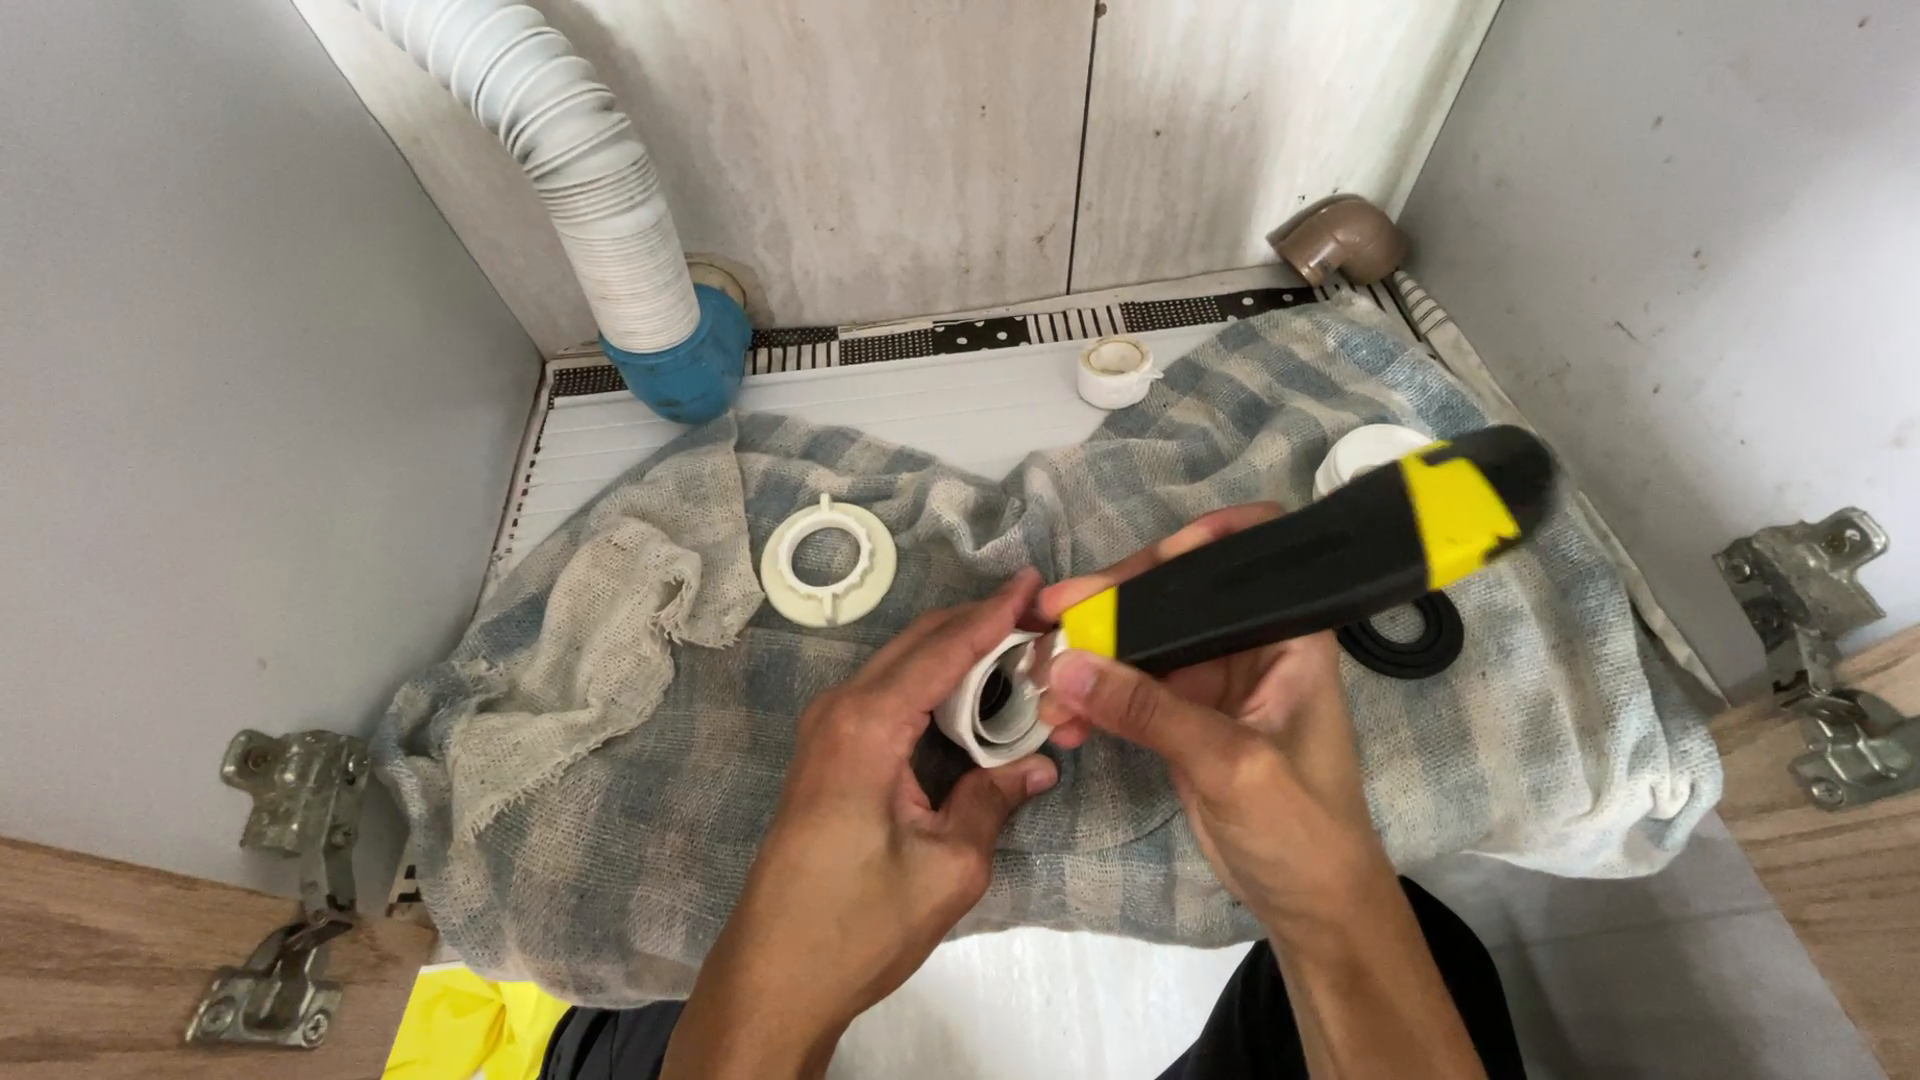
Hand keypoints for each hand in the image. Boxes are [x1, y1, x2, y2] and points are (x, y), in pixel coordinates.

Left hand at [663, 569, 1058, 1079]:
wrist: (774, 975)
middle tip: (1034, 616)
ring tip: (1012, 648)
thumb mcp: (947, 867)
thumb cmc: (859, 922)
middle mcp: (841, 708)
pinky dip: (931, 682)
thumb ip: (993, 801)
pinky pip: (887, 693)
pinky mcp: (826, 750)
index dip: (993, 614)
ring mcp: (826, 727)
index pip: (943, 649)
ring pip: (901, 664)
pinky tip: (967, 694)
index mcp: (868, 724)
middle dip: (977, 622)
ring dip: (954, 651)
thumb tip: (1039, 764)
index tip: (1033, 581)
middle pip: (918, 643)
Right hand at [1038, 506, 1487, 1077]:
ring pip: (1138, 641)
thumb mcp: (1230, 764)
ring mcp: (1207, 678)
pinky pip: (1123, 688)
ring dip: (1088, 656)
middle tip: (1052, 615)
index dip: (1210, 537)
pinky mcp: (1177, 712)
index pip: (1255, 556)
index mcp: (1287, 636)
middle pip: (1174, 595)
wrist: (1307, 906)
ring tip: (1043, 683)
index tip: (1148, 559)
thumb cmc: (1303, 828)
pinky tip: (1062, 720)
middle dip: (1111, 604)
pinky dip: (1090, 698)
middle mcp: (1245, 644)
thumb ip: (1148, 712)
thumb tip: (1065, 665)